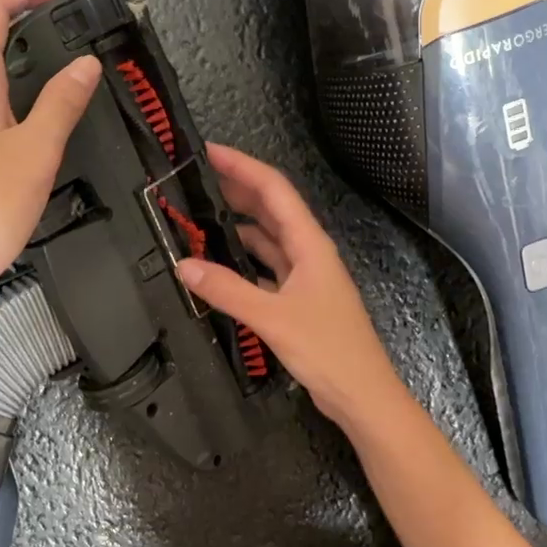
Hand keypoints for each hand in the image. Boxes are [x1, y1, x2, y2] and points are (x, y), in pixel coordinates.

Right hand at [177, 143, 408, 430]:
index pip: (273, 190)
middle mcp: (308, 254)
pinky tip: (218, 269)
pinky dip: (242, 264)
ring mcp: (305, 279)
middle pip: (270, 210)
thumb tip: (185, 266)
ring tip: (200, 221)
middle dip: (236, 191)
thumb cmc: (327, 350)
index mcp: (309, 245)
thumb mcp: (272, 317)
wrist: (361, 394)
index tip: (208, 152)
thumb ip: (227, 290)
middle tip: (195, 182)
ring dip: (238, 228)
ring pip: (267, 242)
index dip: (242, 167)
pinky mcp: (299, 303)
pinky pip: (266, 271)